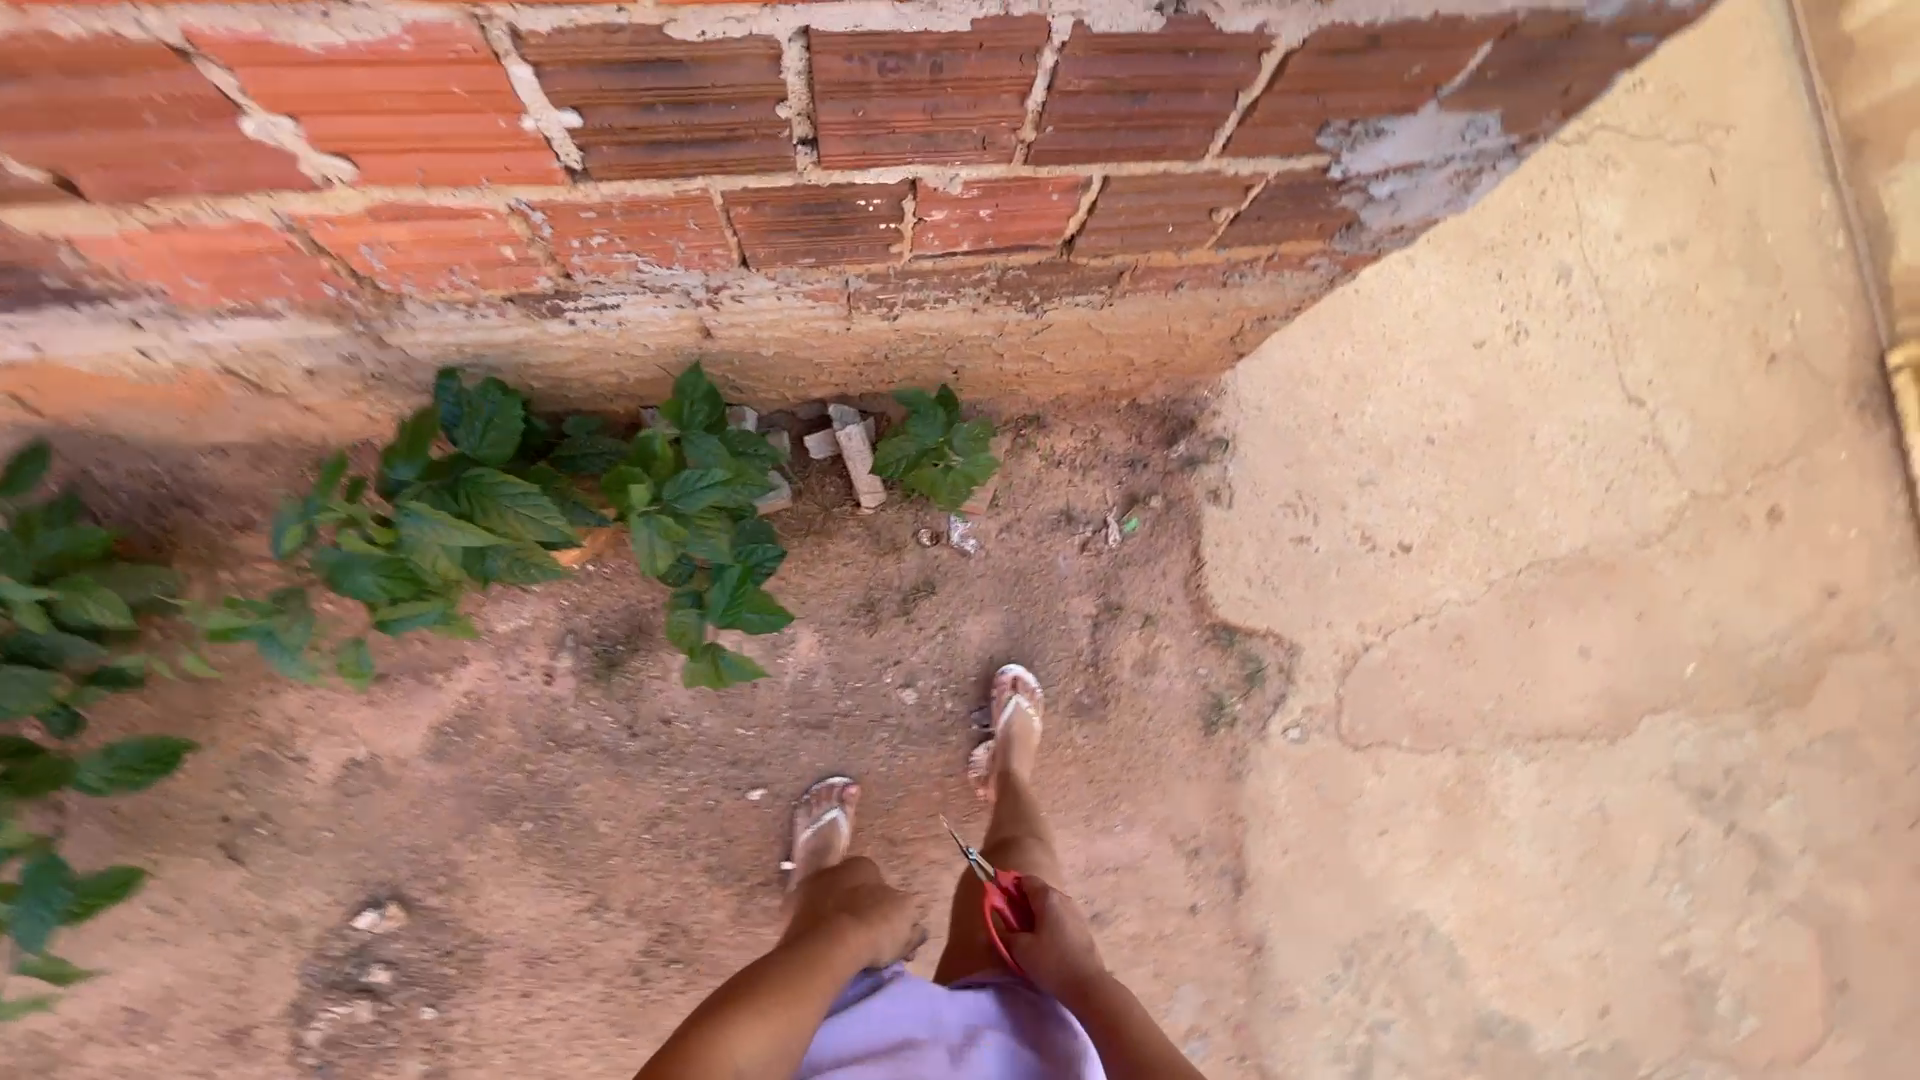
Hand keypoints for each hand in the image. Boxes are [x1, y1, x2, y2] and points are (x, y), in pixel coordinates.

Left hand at [783, 856, 926, 969]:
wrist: (825, 947)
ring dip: (839, 927)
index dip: (887, 907)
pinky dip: (820, 940)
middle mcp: (831, 870)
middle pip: (852, 895)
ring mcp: (806, 893)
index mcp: (862, 864)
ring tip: (850, 957)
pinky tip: (829, 958)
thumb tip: (914, 926)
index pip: (878, 881)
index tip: (891, 930)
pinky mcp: (787, 919)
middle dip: (861, 914)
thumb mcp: (907, 919)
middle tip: (871, 944)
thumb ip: (911, 919)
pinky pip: (812, 929)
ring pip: (830, 911)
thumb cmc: (872, 924)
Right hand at [1003, 877, 1108, 1001]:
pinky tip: (1046, 946)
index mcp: (1048, 897)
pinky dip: (1049, 925)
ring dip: (1036, 916)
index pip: (1025, 880)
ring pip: (1050, 906)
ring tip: (1028, 938)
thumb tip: (997, 930)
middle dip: (1022, 904)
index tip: (1001, 904)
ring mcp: (1076, 913)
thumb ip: (1005, 935)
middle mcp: (1063, 898)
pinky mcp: (1083, 928)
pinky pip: (1060, 918)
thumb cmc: (1052, 962)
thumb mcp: (1021, 950)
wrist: (1088, 985)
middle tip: (1011, 925)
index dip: (1010, 888)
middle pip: (1038, 892)